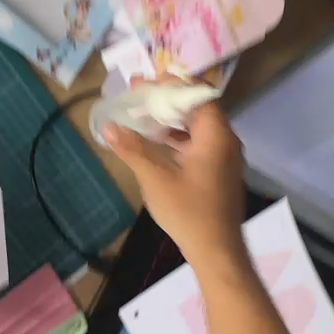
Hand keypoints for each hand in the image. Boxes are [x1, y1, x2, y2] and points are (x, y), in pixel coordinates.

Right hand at [103, 102, 247, 273]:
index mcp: (215, 135)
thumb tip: (107, 126)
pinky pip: (199, 143)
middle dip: (165, 101)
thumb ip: (132, 148)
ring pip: (197, 127)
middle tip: (137, 96)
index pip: (194, 94)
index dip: (167, 85)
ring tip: (142, 116)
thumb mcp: (155, 178)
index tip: (141, 83)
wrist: (216, 250)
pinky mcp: (220, 171)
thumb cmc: (188, 211)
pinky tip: (157, 142)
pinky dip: (178, 137)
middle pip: (196, 108)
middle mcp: (225, 140)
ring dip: (171, 120)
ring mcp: (225, 156)